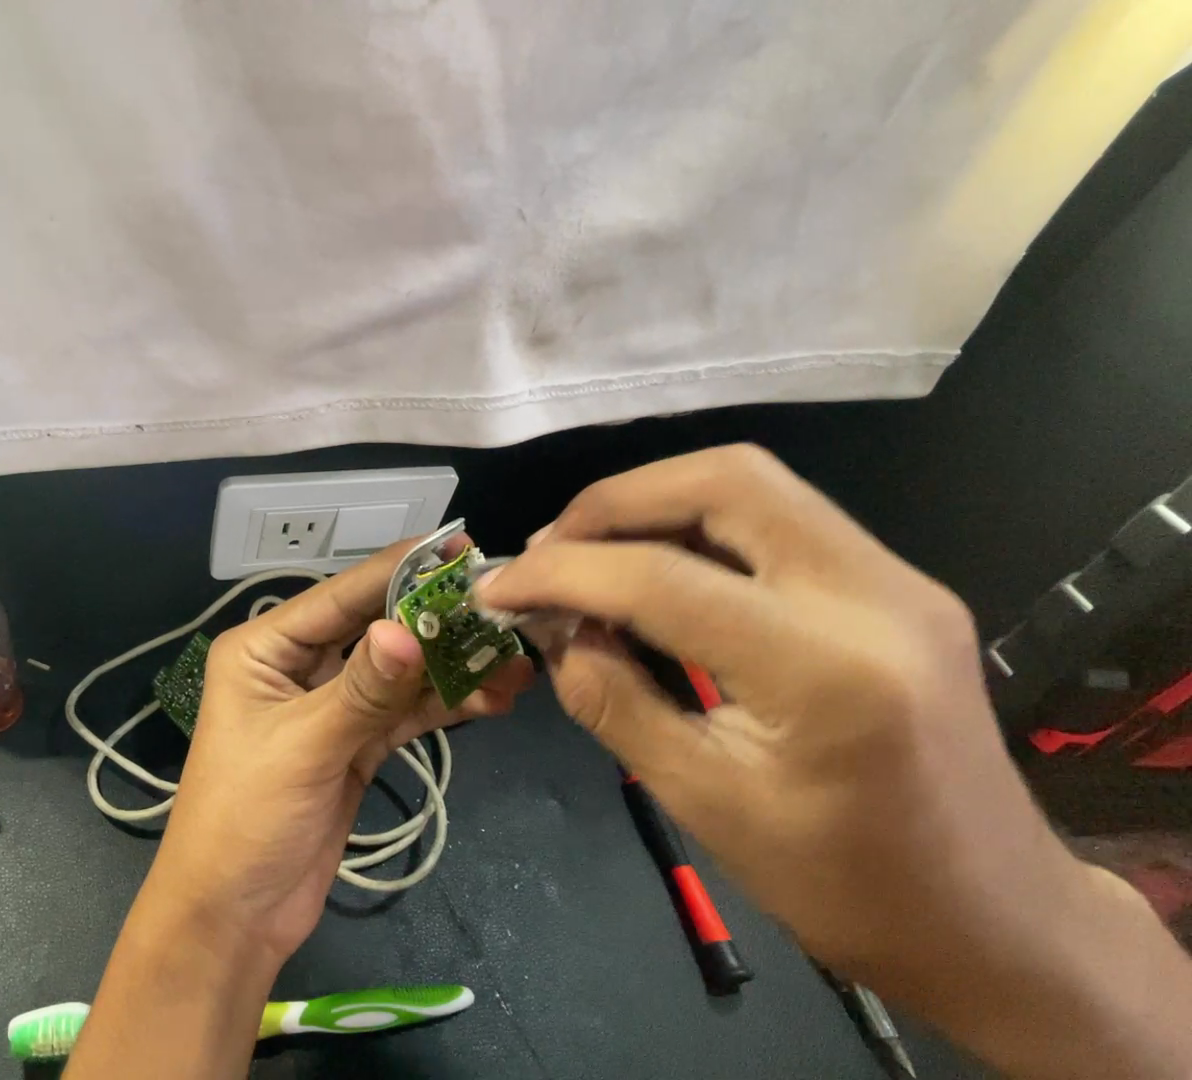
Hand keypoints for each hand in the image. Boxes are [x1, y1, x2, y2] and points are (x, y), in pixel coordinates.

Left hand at [151, 535, 530, 967]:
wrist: (234, 913)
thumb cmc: (246, 818)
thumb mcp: (303, 746)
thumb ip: (362, 689)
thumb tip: (407, 630)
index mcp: (262, 648)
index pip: (337, 597)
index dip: (397, 572)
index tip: (459, 546)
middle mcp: (294, 665)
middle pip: (372, 629)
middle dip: (433, 620)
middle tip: (499, 604)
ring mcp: (327, 706)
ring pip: (396, 673)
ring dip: (449, 666)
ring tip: (513, 659)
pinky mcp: (352, 744)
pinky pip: (403, 713)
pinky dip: (443, 705)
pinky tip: (490, 698)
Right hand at [474, 444, 1191, 1079]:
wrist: (992, 920)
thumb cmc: (837, 881)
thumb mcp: (698, 800)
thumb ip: (612, 698)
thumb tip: (555, 629)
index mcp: (824, 670)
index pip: (660, 578)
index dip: (560, 573)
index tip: (496, 588)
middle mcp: (873, 596)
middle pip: (725, 481)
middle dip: (612, 503)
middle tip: (547, 551)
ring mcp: (896, 580)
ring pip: (754, 486)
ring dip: (652, 504)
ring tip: (587, 553)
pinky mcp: (895, 585)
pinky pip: (777, 519)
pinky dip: (695, 525)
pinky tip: (653, 569)